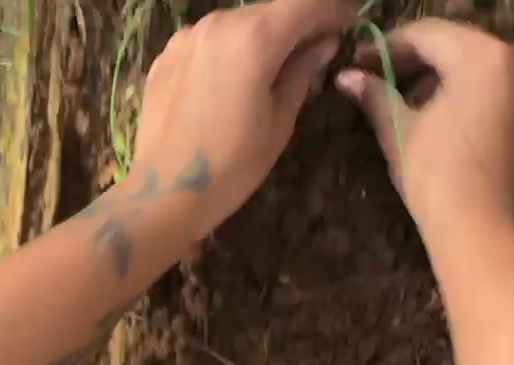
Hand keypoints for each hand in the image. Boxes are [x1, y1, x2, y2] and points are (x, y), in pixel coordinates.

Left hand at [130, 0, 350, 235]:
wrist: (164, 197)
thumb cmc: (230, 168)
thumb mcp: (278, 124)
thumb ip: (301, 74)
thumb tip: (322, 44)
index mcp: (254, 36)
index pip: (306, 4)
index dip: (333, 11)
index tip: (349, 23)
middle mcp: (218, 23)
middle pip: (268, 11)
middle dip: (294, 26)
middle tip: (313, 51)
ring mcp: (186, 38)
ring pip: (235, 25)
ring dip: (258, 39)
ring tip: (269, 71)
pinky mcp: (164, 59)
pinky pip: (206, 44)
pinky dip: (226, 53)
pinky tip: (230, 84)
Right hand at [335, 19, 513, 243]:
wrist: (477, 224)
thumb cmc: (434, 175)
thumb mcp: (399, 131)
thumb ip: (375, 96)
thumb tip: (344, 77)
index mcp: (480, 54)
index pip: (427, 33)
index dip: (388, 45)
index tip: (360, 62)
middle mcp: (513, 56)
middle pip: (454, 44)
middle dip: (414, 60)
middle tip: (378, 77)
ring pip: (473, 63)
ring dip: (438, 75)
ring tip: (404, 101)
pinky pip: (491, 84)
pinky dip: (462, 90)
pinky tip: (435, 114)